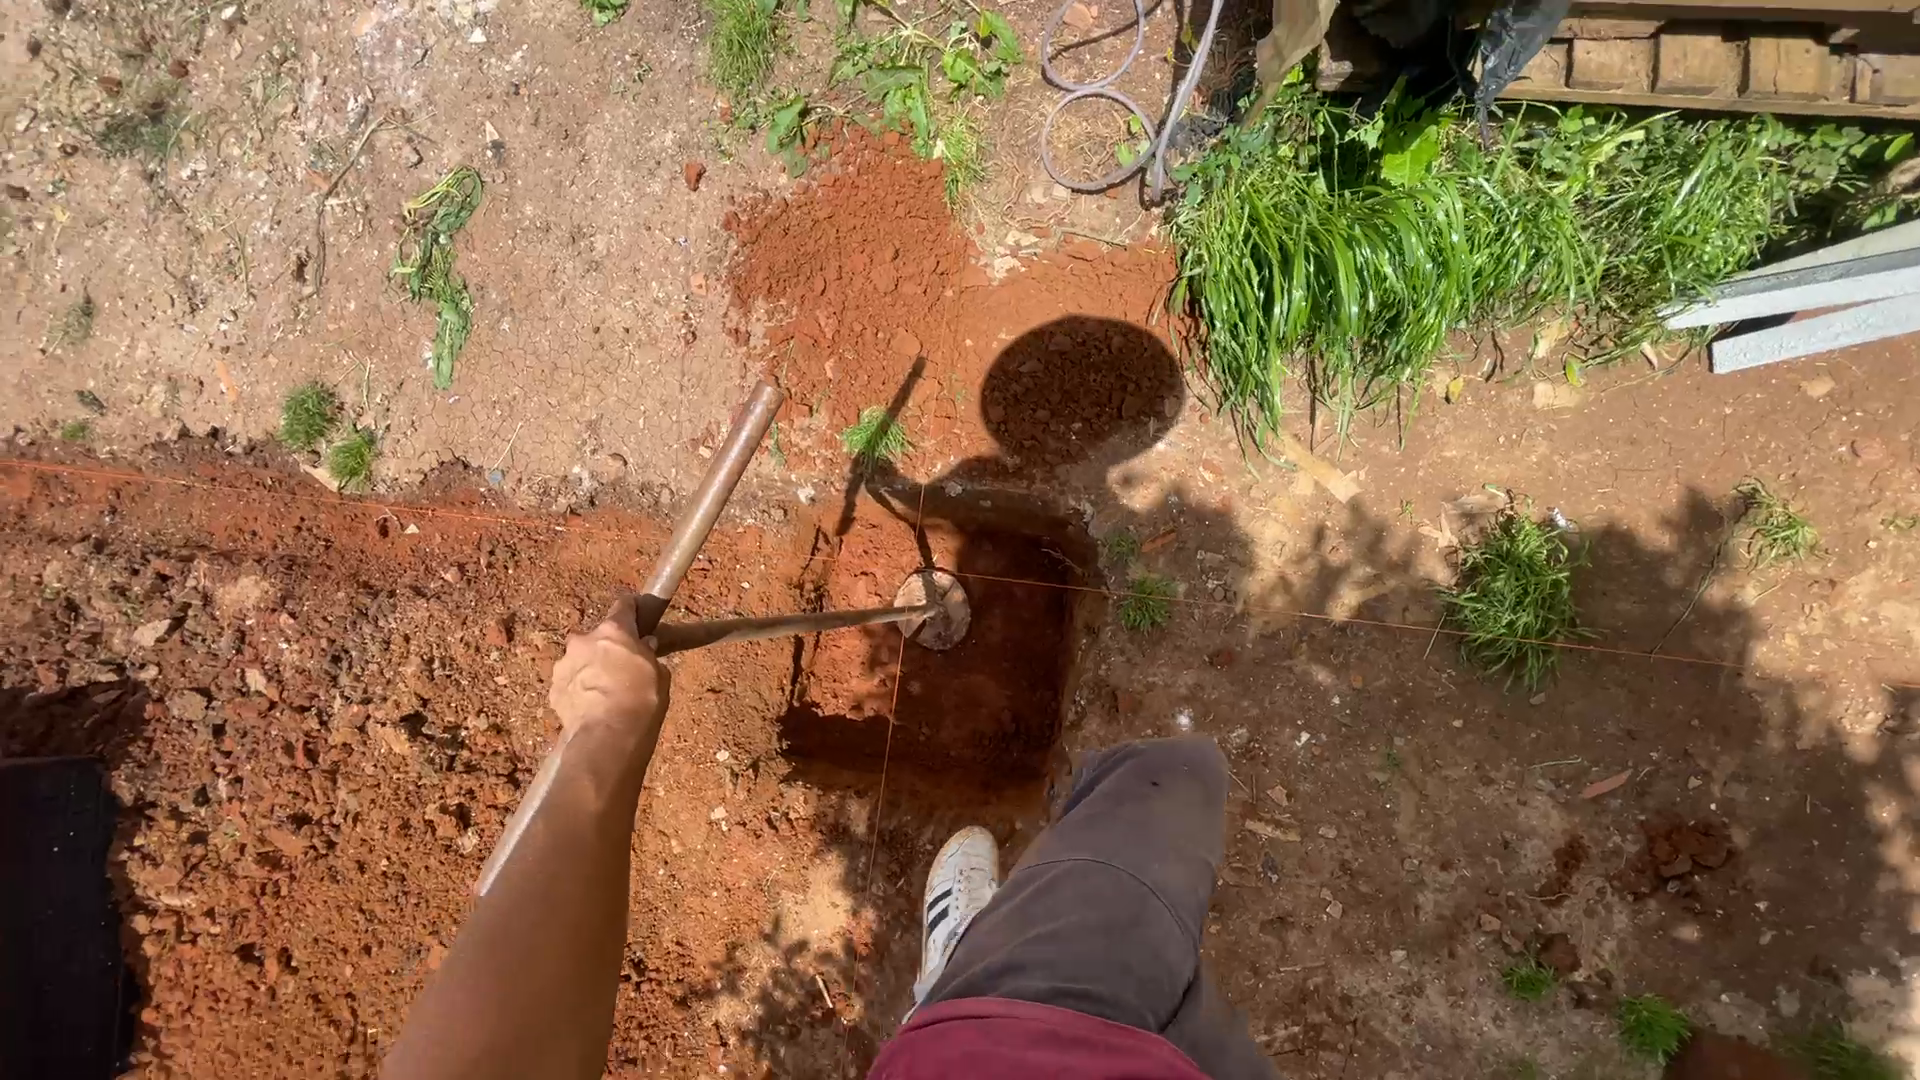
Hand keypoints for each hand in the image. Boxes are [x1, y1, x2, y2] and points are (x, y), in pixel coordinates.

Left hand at [548, 596, 669, 744]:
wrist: (608, 736)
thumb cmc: (641, 700)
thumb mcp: (659, 673)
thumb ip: (649, 654)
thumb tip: (645, 647)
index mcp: (614, 630)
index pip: (624, 605)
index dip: (633, 608)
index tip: (640, 613)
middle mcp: (584, 640)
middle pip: (598, 635)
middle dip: (609, 646)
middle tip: (625, 665)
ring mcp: (564, 664)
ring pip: (581, 659)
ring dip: (592, 668)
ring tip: (608, 692)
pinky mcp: (553, 688)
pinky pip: (570, 681)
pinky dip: (580, 688)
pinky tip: (594, 705)